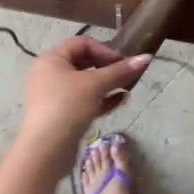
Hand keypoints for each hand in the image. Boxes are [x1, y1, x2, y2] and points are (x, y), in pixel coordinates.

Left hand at [18, 37, 151, 156]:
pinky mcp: (61, 114)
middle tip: (126, 75)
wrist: (46, 150)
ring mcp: (54, 95)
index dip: (104, 49)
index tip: (123, 62)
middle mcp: (49, 74)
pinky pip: (83, 101)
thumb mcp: (95, 85)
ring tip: (127, 88)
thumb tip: (146, 57)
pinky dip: (100, 99)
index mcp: (51, 59)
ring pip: (84, 84)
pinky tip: (120, 101)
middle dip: (107, 68)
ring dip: (107, 84)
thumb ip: (120, 71)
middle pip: (83, 63)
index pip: (81, 43)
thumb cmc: (68, 107)